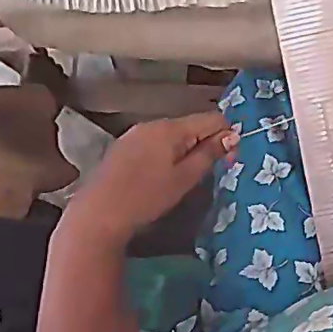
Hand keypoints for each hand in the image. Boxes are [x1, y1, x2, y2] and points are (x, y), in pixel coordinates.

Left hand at [61, 112, 237, 248]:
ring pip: (172, 135)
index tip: (229, 160)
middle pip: (191, 126)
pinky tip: (160, 177)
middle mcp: (152, 124)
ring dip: (185, 150)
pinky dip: (166, 155)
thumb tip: (232, 135)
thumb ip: (209, 154)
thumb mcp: (185, 178)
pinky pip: (155, 143)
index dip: (226, 136)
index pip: (212, 118)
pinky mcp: (123, 147)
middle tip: (209, 173)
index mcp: (170, 128)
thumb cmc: (147, 197)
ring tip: (183, 178)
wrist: (100, 213)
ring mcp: (135, 134)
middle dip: (205, 143)